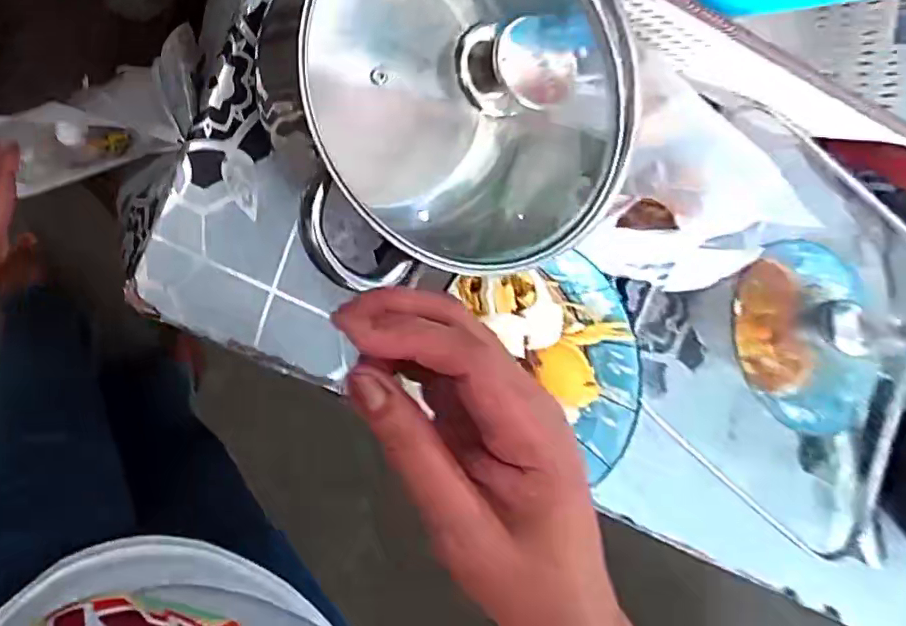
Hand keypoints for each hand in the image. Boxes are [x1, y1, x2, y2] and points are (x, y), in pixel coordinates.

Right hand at [333, 288, 627, 625]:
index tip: (350, 332)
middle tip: (342, 319)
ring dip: (398, 322)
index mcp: (531, 425)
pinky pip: (440, 358)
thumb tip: (358, 378)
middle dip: (397, 310)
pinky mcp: (484, 403)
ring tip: (350, 334)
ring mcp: (506, 396)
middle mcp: (524, 396)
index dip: (405, 333)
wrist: (562, 612)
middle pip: (459, 326)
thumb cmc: (519, 578)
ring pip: (449, 331)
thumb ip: (408, 447)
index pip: (466, 354)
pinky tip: (374, 360)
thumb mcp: (458, 525)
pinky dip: (402, 348)